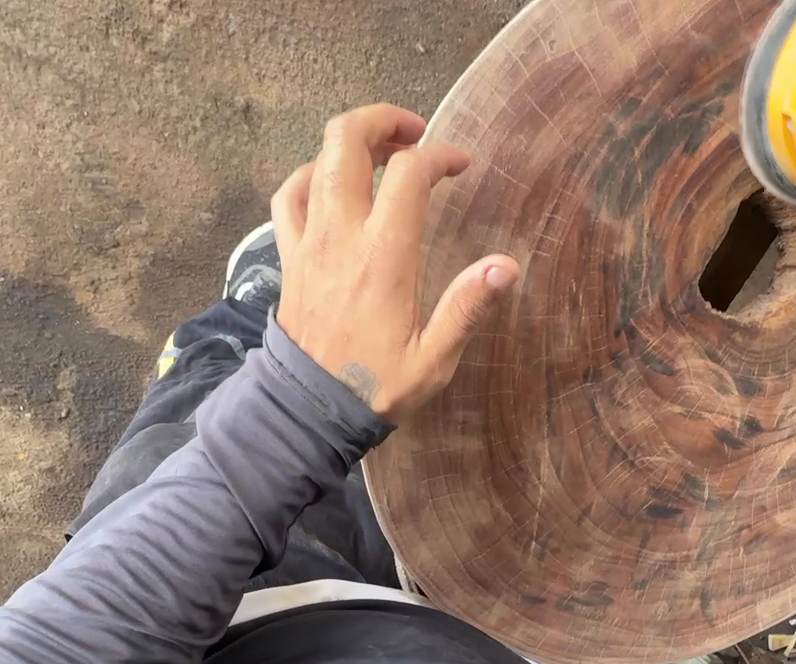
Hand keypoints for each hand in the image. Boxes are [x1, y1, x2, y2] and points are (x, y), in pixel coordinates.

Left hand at [272, 104, 519, 424]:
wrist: (310, 410)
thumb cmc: (377, 386)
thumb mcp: (434, 359)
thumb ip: (466, 308)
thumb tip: (506, 266)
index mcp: (384, 256)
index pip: (411, 174)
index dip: (440, 156)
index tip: (461, 166)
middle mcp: (341, 235)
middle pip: (348, 141)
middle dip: (383, 121)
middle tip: (414, 136)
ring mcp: (308, 242)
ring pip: (317, 160)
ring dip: (350, 143)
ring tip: (381, 156)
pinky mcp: (289, 256)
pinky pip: (289, 196)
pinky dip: (311, 176)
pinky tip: (331, 185)